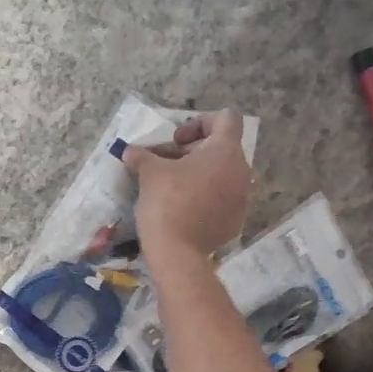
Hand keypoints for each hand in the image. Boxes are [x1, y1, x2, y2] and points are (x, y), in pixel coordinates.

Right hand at [119, 109, 251, 258]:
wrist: (178, 252)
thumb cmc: (167, 202)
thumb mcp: (149, 173)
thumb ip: (142, 156)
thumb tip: (130, 151)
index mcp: (225, 150)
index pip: (225, 118)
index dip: (199, 123)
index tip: (176, 140)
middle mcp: (241, 169)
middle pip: (222, 148)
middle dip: (195, 151)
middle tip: (168, 163)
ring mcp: (242, 196)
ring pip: (223, 174)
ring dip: (201, 174)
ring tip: (175, 187)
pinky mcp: (236, 219)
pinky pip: (223, 198)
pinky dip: (206, 197)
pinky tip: (184, 209)